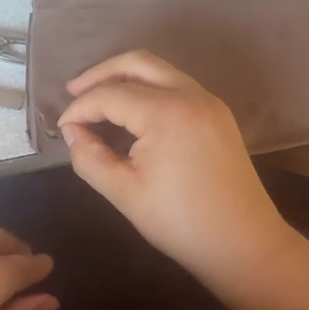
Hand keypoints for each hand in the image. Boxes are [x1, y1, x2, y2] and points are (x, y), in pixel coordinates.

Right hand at [58, 50, 299, 280]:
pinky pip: (174, 84)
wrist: (246, 246)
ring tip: (96, 97)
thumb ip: (89, 157)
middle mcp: (189, 95)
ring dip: (124, 77)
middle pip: (136, 63)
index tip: (62, 129)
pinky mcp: (217, 114)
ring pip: (158, 69)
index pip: (109, 95)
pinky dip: (146, 87)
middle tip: (73, 92)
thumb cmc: (181, 222)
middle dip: (99, 74)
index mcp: (166, 113)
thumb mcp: (124, 193)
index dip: (80, 109)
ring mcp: (208, 102)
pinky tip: (130, 110)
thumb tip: (71, 132)